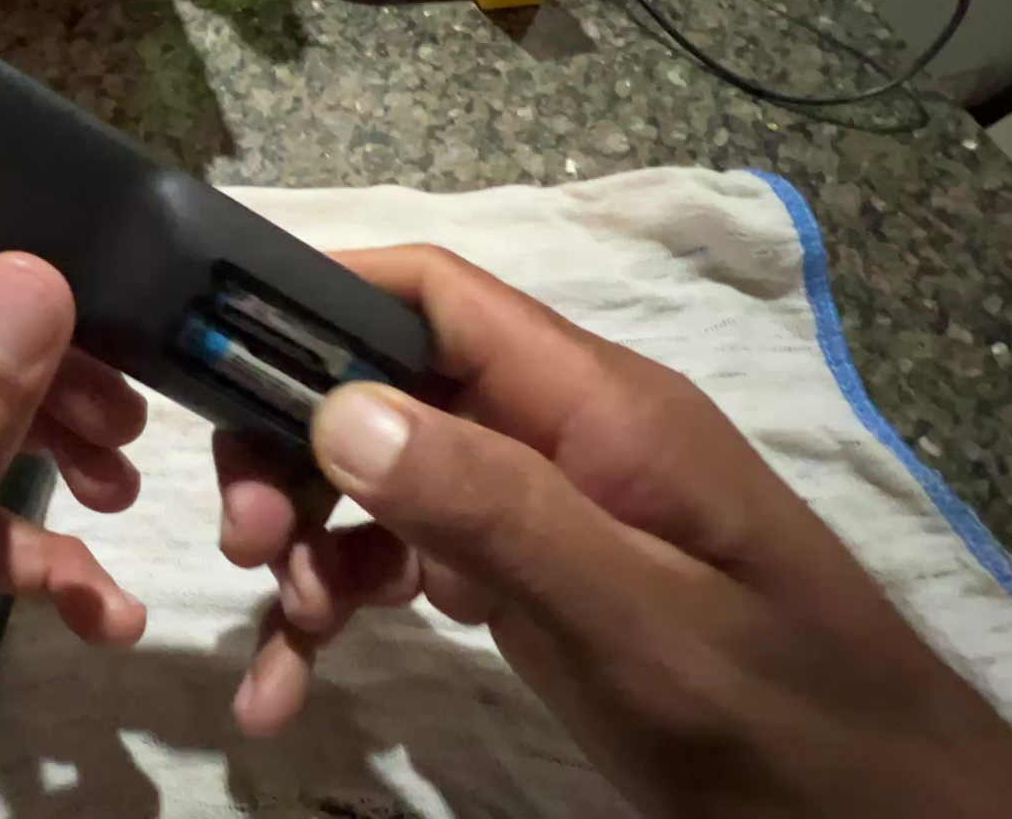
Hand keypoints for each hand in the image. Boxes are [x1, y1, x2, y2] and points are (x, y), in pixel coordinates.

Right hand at [218, 246, 1011, 818]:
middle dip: (294, 449)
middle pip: (378, 388)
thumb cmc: (778, 717)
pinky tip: (292, 669)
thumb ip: (494, 507)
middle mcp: (536, 426)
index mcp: (583, 398)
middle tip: (248, 528)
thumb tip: (342, 413)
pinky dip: (333, 599)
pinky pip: (388, 554)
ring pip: (367, 476)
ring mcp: (513, 495)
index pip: (437, 294)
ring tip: (283, 619)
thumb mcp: (633, 614)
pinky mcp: (496, 560)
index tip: (233, 342)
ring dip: (308, 539)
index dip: (330, 293)